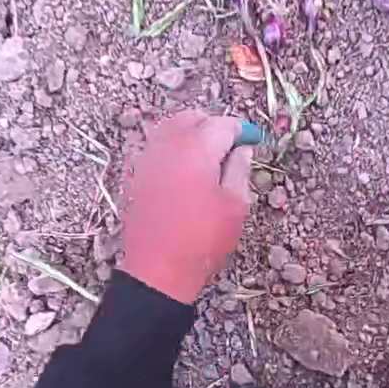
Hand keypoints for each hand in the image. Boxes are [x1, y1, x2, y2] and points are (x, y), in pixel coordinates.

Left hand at [119, 112, 252, 302]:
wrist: (159, 269)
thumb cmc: (204, 238)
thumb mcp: (236, 205)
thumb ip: (240, 169)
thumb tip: (242, 149)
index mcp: (196, 149)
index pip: (222, 124)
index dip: (241, 130)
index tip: (253, 139)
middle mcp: (168, 145)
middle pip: (192, 118)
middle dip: (214, 125)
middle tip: (232, 145)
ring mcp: (147, 158)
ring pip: (170, 128)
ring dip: (191, 132)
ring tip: (209, 154)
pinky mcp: (136, 175)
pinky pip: (156, 146)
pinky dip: (173, 146)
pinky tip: (185, 166)